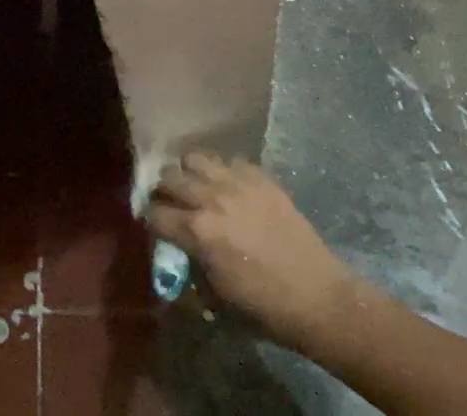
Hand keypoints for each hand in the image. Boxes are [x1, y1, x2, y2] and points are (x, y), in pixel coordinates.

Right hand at [146, 154, 352, 347]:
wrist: (317, 298)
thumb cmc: (263, 307)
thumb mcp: (213, 299)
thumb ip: (188, 270)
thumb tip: (176, 255)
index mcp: (197, 231)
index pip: (154, 213)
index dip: (149, 220)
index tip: (154, 226)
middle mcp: (212, 199)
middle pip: (169, 177)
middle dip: (163, 191)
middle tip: (171, 203)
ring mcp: (238, 184)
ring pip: (195, 158)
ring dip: (189, 173)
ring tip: (196, 186)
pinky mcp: (262, 180)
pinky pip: (231, 161)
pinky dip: (224, 172)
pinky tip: (229, 188)